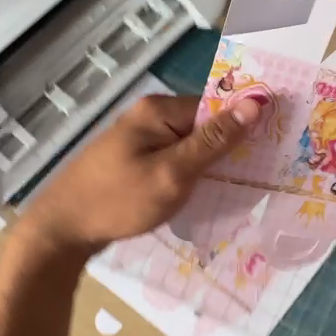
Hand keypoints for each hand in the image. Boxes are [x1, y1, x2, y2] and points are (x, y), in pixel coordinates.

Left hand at [17, 94, 260, 252]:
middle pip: (205, 124)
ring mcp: (140, 138)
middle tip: (261, 173)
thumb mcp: (173, 173)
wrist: (61, 232)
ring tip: (239, 187)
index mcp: (159, 110)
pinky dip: (192, 173)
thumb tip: (255, 103)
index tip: (274, 149)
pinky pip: (176, 159)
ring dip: (212, 163)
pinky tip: (205, 193)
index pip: (216, 108)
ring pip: (191, 145)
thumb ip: (215, 140)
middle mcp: (150, 116)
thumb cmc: (119, 201)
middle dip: (230, 147)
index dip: (245, 126)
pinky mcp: (134, 160)